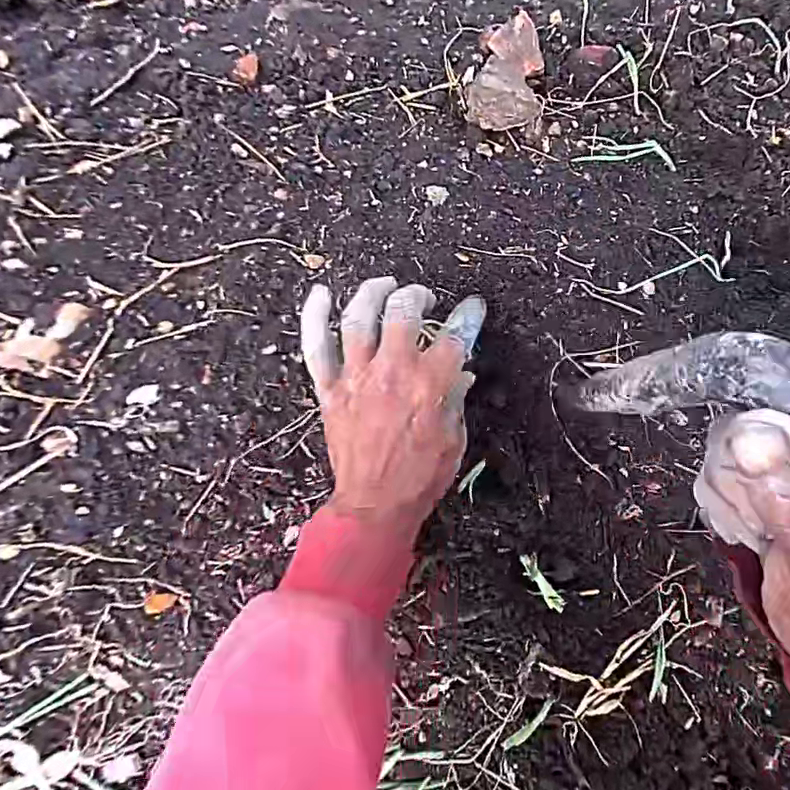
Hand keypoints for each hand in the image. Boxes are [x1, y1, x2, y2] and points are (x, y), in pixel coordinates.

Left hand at [299, 277, 484, 533]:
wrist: (375, 505)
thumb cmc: (420, 475)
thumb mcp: (455, 436)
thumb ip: (456, 398)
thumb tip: (460, 373)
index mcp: (432, 384)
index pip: (457, 334)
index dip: (469, 314)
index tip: (473, 307)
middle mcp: (394, 372)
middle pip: (404, 312)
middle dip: (418, 296)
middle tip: (424, 298)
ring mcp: (358, 379)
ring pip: (360, 318)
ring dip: (373, 293)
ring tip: (385, 285)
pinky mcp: (331, 391)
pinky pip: (317, 347)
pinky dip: (315, 317)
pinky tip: (321, 294)